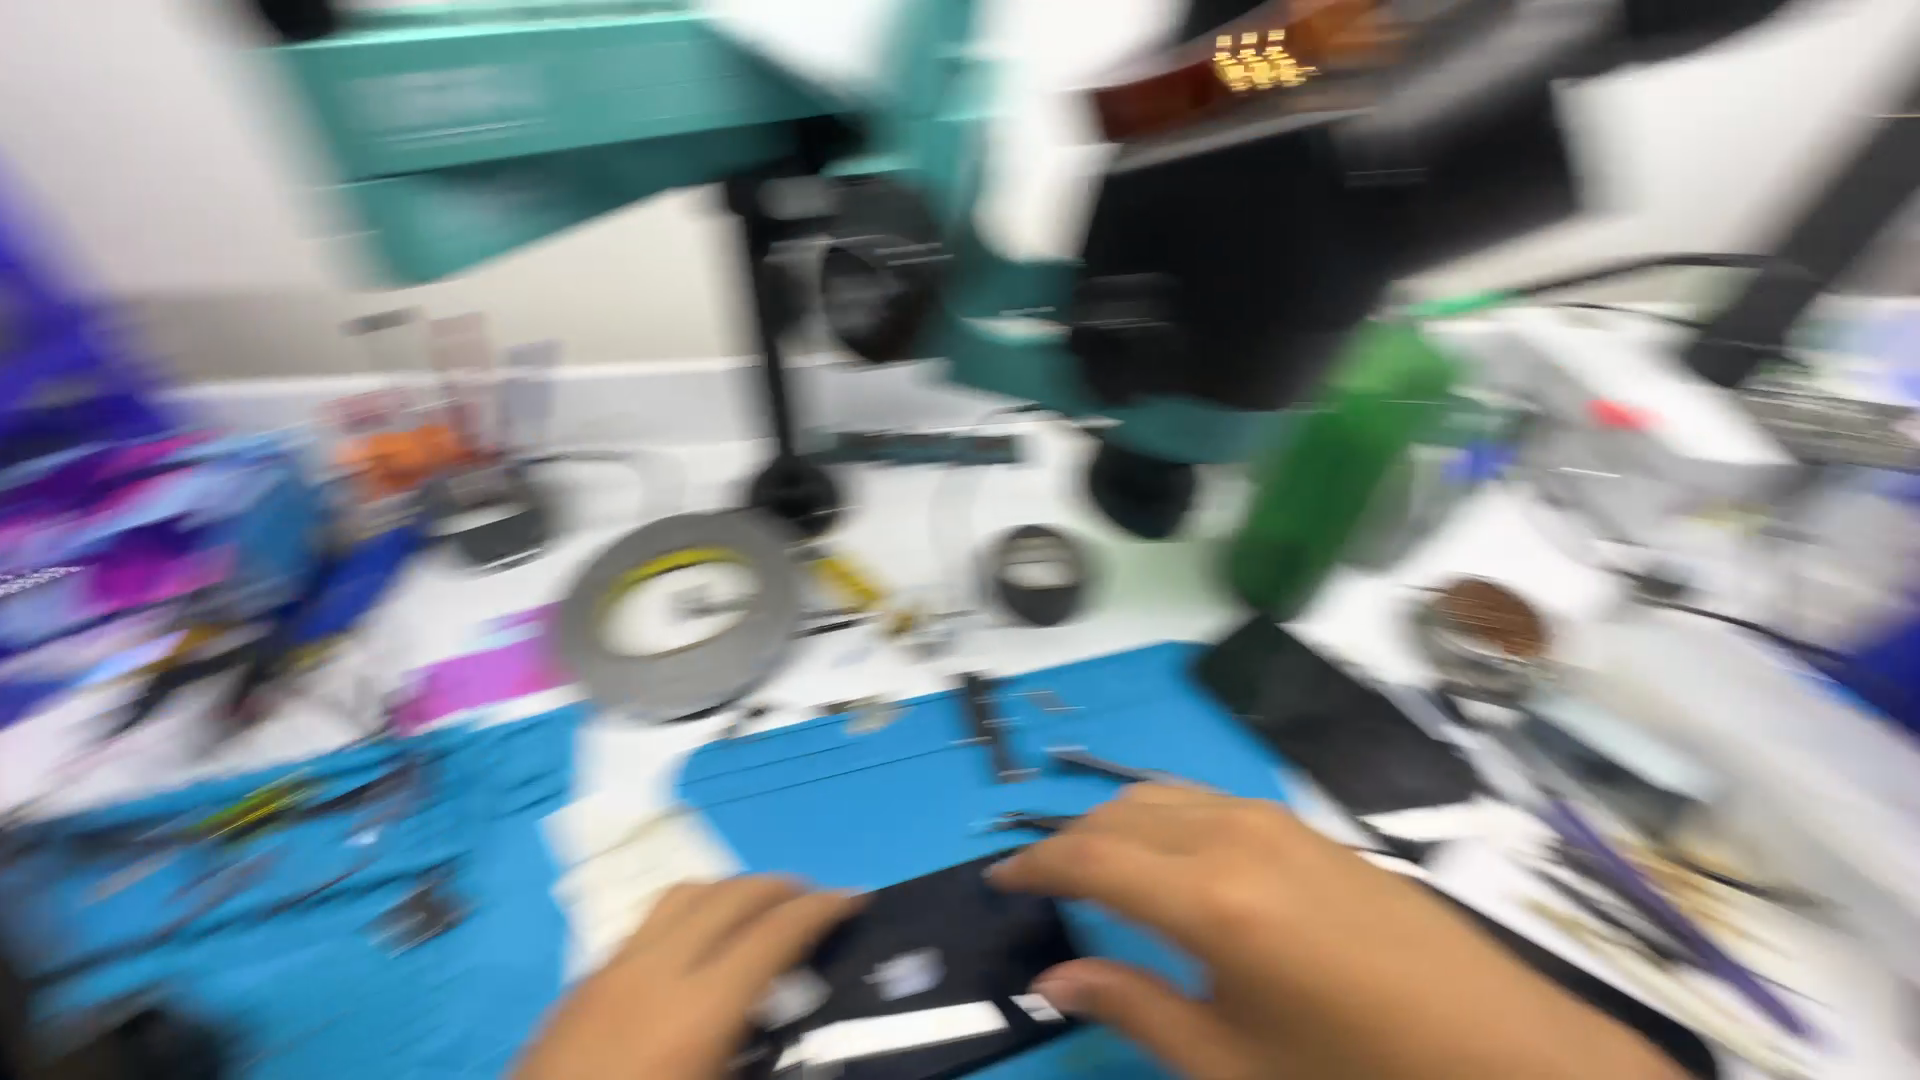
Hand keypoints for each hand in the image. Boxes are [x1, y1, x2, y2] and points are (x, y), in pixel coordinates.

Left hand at [513, 875, 860, 1079]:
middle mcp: (658, 971)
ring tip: (759, 912)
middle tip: (814, 904)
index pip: (777, 932)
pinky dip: (691, 911)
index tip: (854, 900)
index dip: (823, 909)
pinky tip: (697, 943)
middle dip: (784, 888)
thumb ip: (764, 1053)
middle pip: (735, 895)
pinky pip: (649, 918)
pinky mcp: (582, 983)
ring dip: (735, 890)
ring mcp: (614, 970)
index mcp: (700, 1011)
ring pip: (687, 892)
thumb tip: (809, 1036)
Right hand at [990, 785, 1685, 1079]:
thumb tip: (1053, 980)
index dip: (1033, 865)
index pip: (1088, 860)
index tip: (998, 878)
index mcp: (1207, 900)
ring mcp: (1271, 820)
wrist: (1514, 1057)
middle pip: (1117, 815)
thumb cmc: (1360, 1077)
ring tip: (1091, 865)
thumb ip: (1133, 1008)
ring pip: (1158, 796)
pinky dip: (1159, 816)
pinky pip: (1202, 800)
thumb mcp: (1234, 1065)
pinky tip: (1164, 854)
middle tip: (1039, 882)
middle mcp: (1230, 836)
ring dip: (1111, 823)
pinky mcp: (1303, 824)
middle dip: (1067, 842)